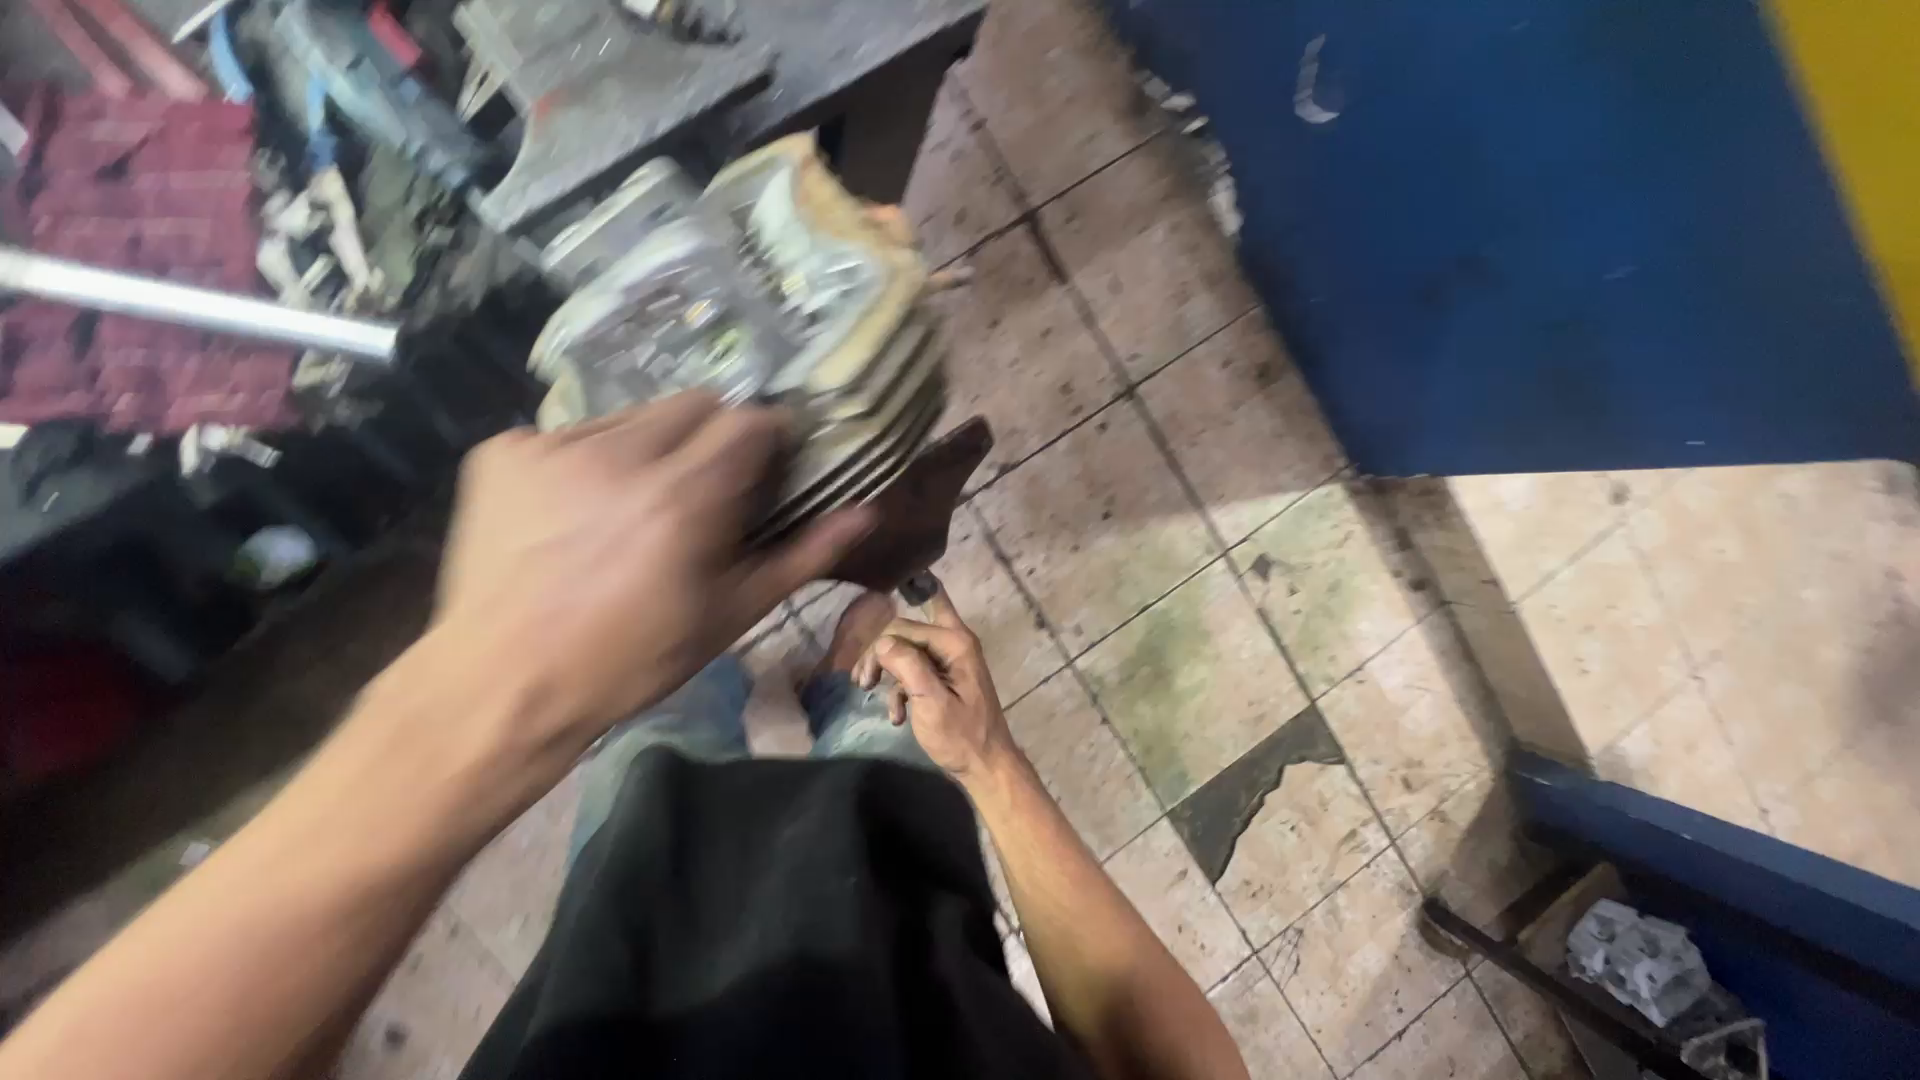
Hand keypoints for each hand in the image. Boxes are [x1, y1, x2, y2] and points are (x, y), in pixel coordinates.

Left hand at [429, 391, 874, 751]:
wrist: (504, 684)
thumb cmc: (635, 658)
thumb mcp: (732, 613)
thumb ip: (803, 555)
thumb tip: (865, 512)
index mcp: (684, 498)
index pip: (750, 421)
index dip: (768, 437)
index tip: (766, 466)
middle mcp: (620, 456)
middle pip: (696, 405)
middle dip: (714, 438)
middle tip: (705, 491)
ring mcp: (554, 447)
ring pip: (634, 416)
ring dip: (653, 449)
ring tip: (638, 505)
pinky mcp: (505, 452)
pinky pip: (574, 434)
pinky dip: (592, 461)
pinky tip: (581, 512)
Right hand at [851, 584, 1017, 779]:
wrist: (985, 766)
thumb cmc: (961, 736)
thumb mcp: (931, 702)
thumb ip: (908, 666)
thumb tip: (882, 642)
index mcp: (955, 642)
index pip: (904, 627)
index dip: (880, 647)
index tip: (866, 675)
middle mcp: (954, 642)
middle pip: (904, 631)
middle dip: (880, 654)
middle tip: (863, 682)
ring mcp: (949, 660)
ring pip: (906, 650)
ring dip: (886, 671)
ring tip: (868, 692)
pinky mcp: (943, 677)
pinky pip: (913, 671)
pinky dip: (900, 690)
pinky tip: (896, 716)